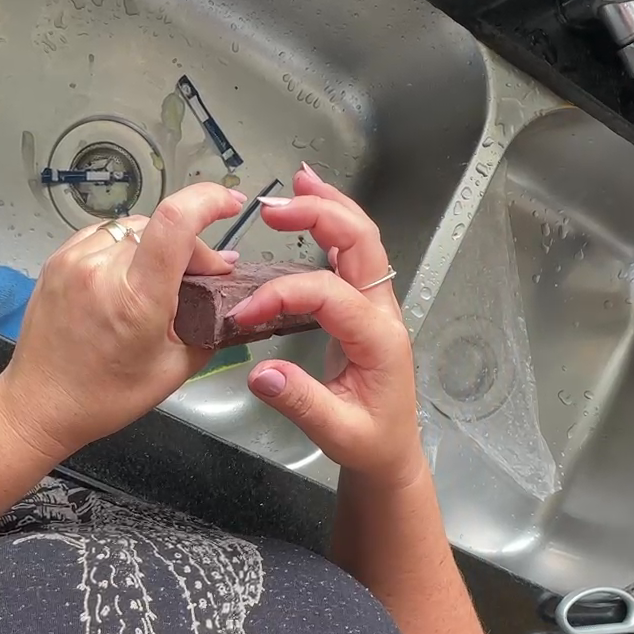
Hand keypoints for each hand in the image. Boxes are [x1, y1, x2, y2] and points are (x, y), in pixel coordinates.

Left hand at [0, 182, 246, 458]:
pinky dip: (126, 248)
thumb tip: (230, 299)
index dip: (209, 201)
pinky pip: (105, 235)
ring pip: (134, 228)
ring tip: (160, 281)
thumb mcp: (173, 370)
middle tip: (199, 281)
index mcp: (136, 298)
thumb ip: (209, 329)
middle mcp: (101, 269)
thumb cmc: (104, 397)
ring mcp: (74, 261)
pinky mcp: (57, 260)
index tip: (229, 203)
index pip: (175, 222)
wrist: (40, 404)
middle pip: (161, 227)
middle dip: (190, 249)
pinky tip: (128, 276)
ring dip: (157, 246)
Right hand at [231, 164, 424, 485]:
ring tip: (298, 183)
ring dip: (330, 207)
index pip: (328, 294)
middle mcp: (383, 312)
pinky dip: (332, 226)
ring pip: (361, 240)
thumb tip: (259, 372)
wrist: (391, 451)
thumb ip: (299, 401)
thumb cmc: (369, 442)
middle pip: (360, 242)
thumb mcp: (336, 432)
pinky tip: (313, 210)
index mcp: (379, 338)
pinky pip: (352, 256)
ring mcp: (377, 306)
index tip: (243, 313)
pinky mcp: (364, 308)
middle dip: (318, 215)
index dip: (281, 294)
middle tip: (274, 208)